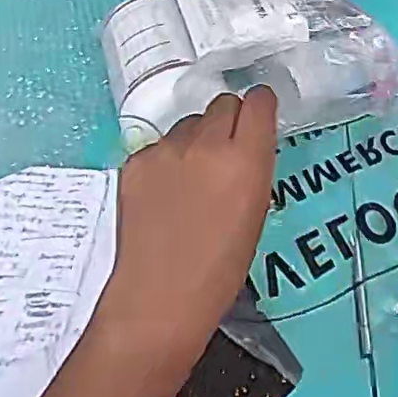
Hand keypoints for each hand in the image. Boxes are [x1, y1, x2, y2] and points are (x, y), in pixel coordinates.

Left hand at [92, 87, 278, 371]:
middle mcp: (207, 144)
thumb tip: (246, 142)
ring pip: (190, 122)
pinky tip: (165, 193)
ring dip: (196, 139)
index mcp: (245, 159)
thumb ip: (252, 165)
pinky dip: (166, 160)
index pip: (258, 101)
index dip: (260, 106)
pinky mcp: (137, 159)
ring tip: (191, 179)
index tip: (258, 113)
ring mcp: (167, 149)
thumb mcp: (255, 211)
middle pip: (223, 103)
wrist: (160, 295)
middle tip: (223, 153)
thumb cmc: (220, 267)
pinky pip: (160, 144)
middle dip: (228, 121)